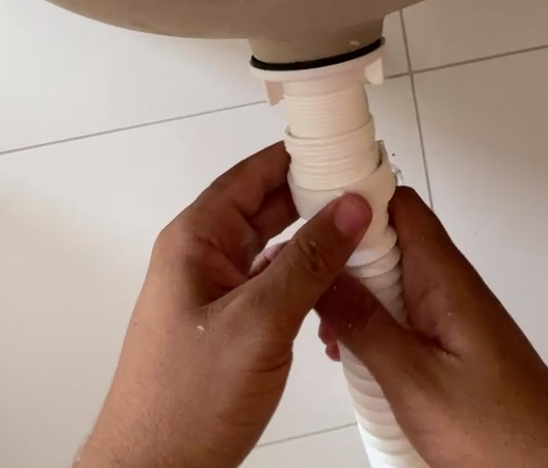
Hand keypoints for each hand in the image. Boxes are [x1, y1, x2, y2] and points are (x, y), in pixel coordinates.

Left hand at [78, 143, 373, 467]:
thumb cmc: (186, 400)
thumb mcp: (258, 321)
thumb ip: (308, 261)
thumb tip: (350, 209)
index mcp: (196, 238)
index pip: (250, 175)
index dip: (295, 156)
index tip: (339, 146)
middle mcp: (204, 256)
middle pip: (265, 206)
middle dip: (313, 195)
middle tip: (362, 188)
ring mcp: (217, 290)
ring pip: (273, 245)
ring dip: (313, 239)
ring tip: (360, 229)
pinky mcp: (230, 321)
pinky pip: (273, 280)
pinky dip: (306, 276)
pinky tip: (337, 281)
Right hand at [314, 188, 547, 467]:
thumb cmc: (502, 431)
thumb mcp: (415, 381)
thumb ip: (365, 325)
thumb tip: (322, 276)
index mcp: (443, 276)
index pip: (397, 203)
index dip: (354, 196)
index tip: (312, 208)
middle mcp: (445, 282)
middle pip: (386, 235)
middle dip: (342, 251)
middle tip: (306, 275)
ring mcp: (446, 309)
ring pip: (388, 274)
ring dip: (353, 290)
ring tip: (324, 323)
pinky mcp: (446, 337)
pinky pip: (398, 308)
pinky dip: (370, 319)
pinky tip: (351, 348)